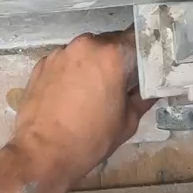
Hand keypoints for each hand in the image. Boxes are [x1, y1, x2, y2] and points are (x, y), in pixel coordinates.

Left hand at [6, 31, 153, 185]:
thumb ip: (143, 99)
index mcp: (112, 55)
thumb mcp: (127, 123)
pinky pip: (64, 63)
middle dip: (116, 60)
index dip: (143, 52)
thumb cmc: (89, 140)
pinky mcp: (41, 65)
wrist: (41, 154)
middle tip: (119, 84)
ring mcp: (59, 53)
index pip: (136, 39)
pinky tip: (69, 96)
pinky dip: (70, 73)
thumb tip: (151, 89)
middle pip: (108, 44)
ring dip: (91, 66)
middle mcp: (85, 46)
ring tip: (91, 93)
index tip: (145, 65)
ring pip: (84, 53)